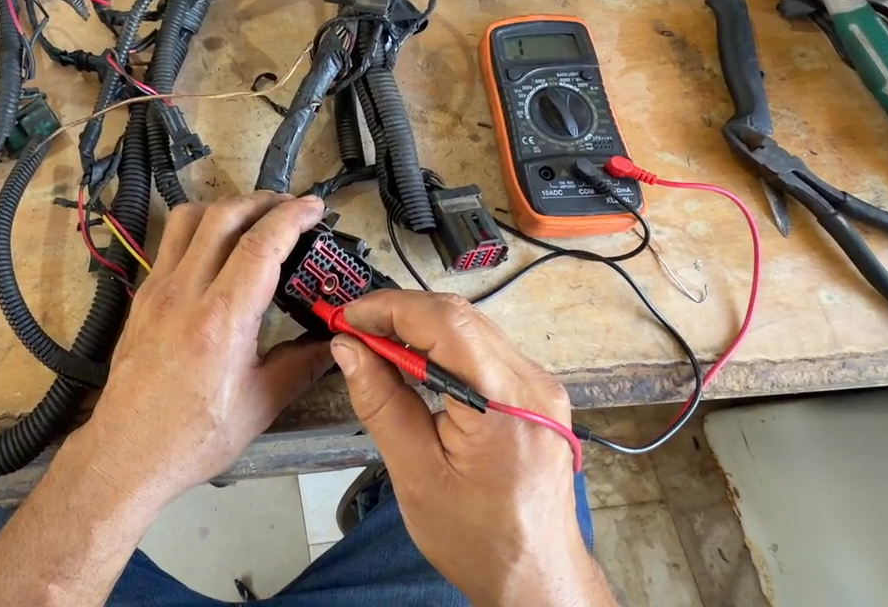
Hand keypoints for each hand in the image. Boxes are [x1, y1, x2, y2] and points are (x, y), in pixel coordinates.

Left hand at [65, 193, 332, 515]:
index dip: (291, 217)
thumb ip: (301, 364)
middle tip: (291, 207)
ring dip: (227, 207)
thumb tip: (334, 340)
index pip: (259, 246)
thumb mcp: (260, 404)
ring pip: (189, 218)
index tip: (314, 206)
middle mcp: (184, 293)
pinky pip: (170, 241)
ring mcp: (157, 289)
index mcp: (220, 320)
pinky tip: (218, 246)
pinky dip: (200, 227)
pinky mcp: (143, 295)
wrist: (128, 451)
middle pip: (223, 217)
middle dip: (263, 202)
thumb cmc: (193, 436)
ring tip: (255, 217)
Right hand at [332, 291, 613, 606]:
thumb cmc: (478, 539)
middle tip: (355, 332)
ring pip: (470, 326)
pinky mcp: (537, 391)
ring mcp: (540, 384)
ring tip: (376, 346)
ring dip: (418, 327)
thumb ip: (381, 402)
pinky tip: (414, 364)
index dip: (389, 308)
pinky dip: (441, 345)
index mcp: (505, 403)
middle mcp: (533, 382)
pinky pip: (482, 346)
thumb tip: (348, 347)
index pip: (445, 323)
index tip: (347, 318)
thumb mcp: (416, 475)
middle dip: (399, 314)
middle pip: (458, 316)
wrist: (539, 581)